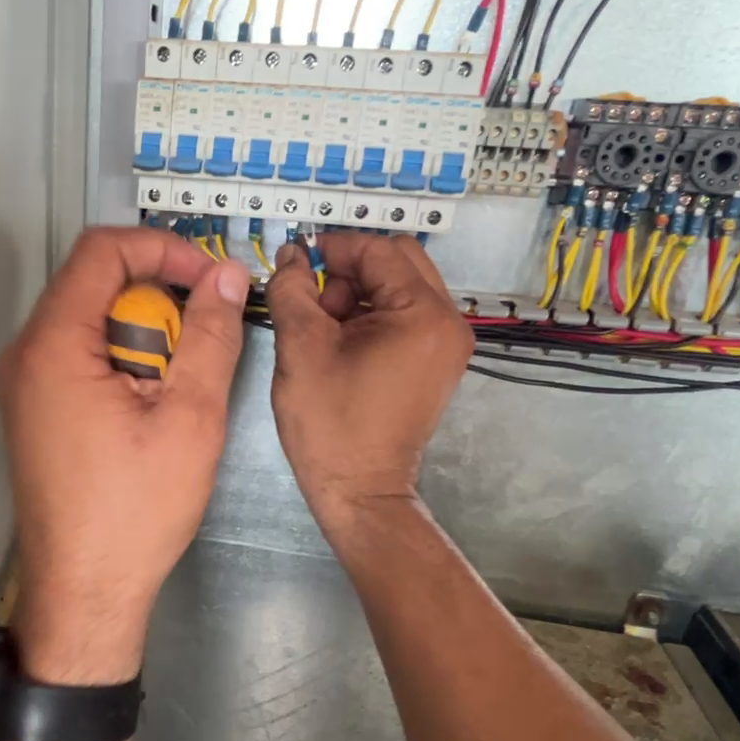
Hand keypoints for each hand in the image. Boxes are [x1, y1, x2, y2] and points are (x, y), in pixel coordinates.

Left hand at [0, 228, 248, 682]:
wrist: (84, 591)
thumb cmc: (136, 509)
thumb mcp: (190, 418)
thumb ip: (210, 336)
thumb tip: (224, 276)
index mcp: (53, 343)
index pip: (102, 250)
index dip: (163, 248)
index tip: (210, 278)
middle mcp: (25, 354)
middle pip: (93, 282)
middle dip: (156, 298)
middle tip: (199, 341)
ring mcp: (23, 384)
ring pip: (88, 320)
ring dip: (142, 332)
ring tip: (178, 382)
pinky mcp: (34, 411)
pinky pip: (77, 356)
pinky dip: (121, 360)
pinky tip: (149, 405)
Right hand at [266, 234, 472, 529]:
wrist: (360, 491)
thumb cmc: (330, 423)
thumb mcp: (300, 348)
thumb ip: (292, 289)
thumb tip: (291, 254)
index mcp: (423, 314)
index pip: (379, 251)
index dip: (333, 249)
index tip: (295, 262)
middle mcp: (449, 322)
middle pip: (397, 263)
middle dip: (349, 272)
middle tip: (313, 305)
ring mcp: (446, 345)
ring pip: (400, 289)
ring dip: (358, 295)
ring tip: (325, 331)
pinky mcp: (435, 363)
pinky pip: (405, 318)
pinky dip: (372, 318)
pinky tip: (342, 346)